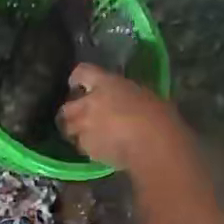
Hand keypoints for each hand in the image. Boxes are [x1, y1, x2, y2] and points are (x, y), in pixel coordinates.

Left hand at [58, 63, 196, 172]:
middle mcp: (88, 105)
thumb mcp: (141, 93)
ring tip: (88, 132)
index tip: (81, 84)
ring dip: (75, 129)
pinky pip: (82, 145)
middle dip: (71, 110)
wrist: (153, 147)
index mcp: (104, 84)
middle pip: (66, 106)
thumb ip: (122, 93)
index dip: (78, 79)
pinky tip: (101, 146)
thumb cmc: (158, 116)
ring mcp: (85, 129)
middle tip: (83, 112)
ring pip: (69, 128)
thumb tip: (119, 97)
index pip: (80, 73)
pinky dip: (88, 145)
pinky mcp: (88, 150)